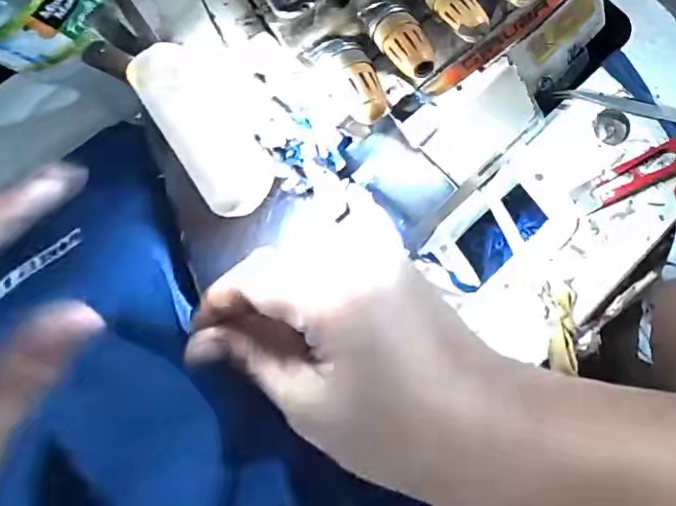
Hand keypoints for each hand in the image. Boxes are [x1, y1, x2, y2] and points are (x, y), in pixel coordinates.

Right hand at [184, 195, 512, 496]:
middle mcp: (357, 251)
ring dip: (279, 281)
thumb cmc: (390, 427)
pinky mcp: (397, 258)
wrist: (477, 416)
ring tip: (266, 335)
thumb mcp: (309, 403)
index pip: (254, 273)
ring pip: (309, 247)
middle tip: (228, 344)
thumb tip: (206, 340)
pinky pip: (340, 251)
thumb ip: (255, 358)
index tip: (198, 343)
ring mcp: (382, 250)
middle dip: (246, 291)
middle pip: (280, 253)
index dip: (216, 302)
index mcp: (332, 285)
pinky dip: (312, 275)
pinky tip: (308, 317)